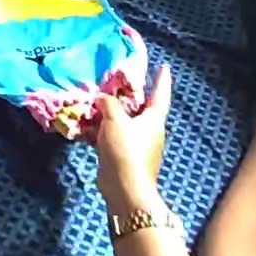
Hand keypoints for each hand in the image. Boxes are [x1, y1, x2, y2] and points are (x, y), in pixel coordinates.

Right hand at [93, 63, 171, 214]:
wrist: (125, 189)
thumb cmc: (126, 150)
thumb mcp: (115, 121)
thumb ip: (109, 104)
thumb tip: (103, 98)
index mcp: (153, 120)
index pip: (160, 95)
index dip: (161, 81)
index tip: (164, 67)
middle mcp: (150, 132)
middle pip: (142, 108)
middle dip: (133, 96)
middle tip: (122, 82)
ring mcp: (139, 146)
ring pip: (127, 123)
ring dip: (116, 113)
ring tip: (101, 101)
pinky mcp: (126, 158)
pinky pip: (116, 137)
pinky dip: (106, 130)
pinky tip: (92, 126)